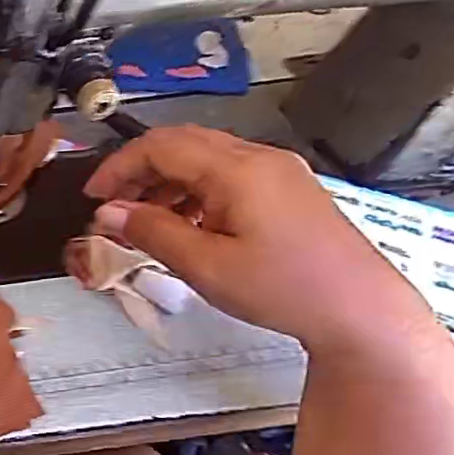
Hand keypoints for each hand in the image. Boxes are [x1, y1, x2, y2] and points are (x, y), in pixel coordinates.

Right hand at [83, 125, 439, 356]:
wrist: (360, 310)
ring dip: (163, 183)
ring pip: (202, 158)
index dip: (118, 167)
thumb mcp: (204, 265)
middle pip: (181, 144)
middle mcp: (259, 159)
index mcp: (238, 170)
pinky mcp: (285, 189)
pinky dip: (190, 192)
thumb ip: (151, 232)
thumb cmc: (282, 288)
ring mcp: (276, 171)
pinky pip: (225, 175)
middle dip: (137, 172)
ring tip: (142, 222)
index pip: (160, 146)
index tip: (93, 197)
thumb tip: (107, 212)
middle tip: (112, 208)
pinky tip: (182, 225)